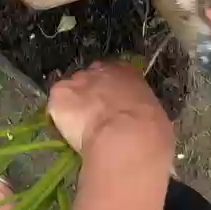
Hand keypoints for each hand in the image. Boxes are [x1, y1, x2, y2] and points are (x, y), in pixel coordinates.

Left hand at [48, 63, 173, 173]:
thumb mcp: (154, 117)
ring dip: (74, 108)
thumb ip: (139, 111)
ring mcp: (77, 81)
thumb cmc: (150, 132)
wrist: (127, 139)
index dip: (112, 92)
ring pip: (71, 93)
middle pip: (90, 80)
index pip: (116, 75)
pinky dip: (60, 120)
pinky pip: (56, 107)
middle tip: (96, 121)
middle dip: (91, 97)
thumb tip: (136, 122)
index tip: (113, 108)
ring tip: (81, 131)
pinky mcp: (59, 96)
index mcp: (128, 73)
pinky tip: (69, 135)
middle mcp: (100, 70)